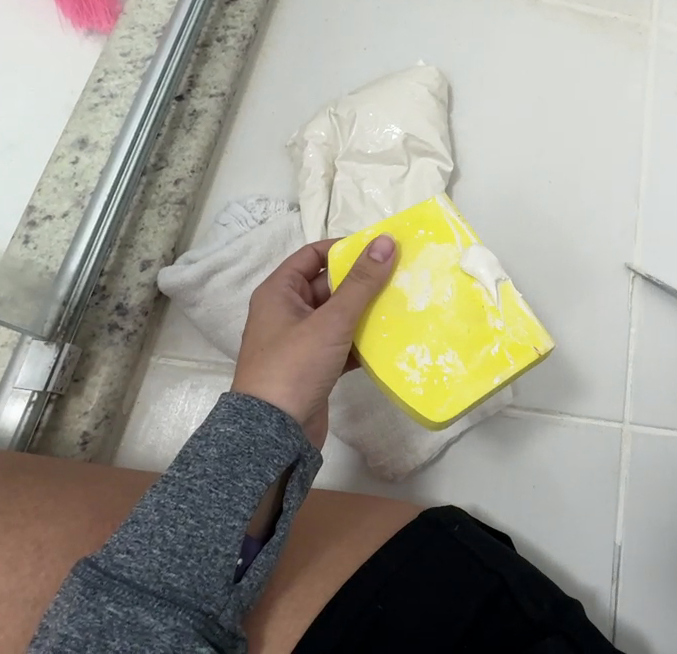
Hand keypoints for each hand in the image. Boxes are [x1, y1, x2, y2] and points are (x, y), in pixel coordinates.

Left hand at [232, 235, 396, 448]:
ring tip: (402, 303)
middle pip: (328, 284)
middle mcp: (286, 312)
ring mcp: (299, 341)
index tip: (380, 249)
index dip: (345, 248)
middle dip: (362, 281)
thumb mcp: (332, 320)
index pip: (313, 255)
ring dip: (365, 311)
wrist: (274, 435)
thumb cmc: (295, 366)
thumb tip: (387, 241)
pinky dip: (361, 339)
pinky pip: (341, 342)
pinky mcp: (313, 366)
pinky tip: (390, 339)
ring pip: (338, 315)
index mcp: (279, 292)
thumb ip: (362, 281)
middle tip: (400, 275)